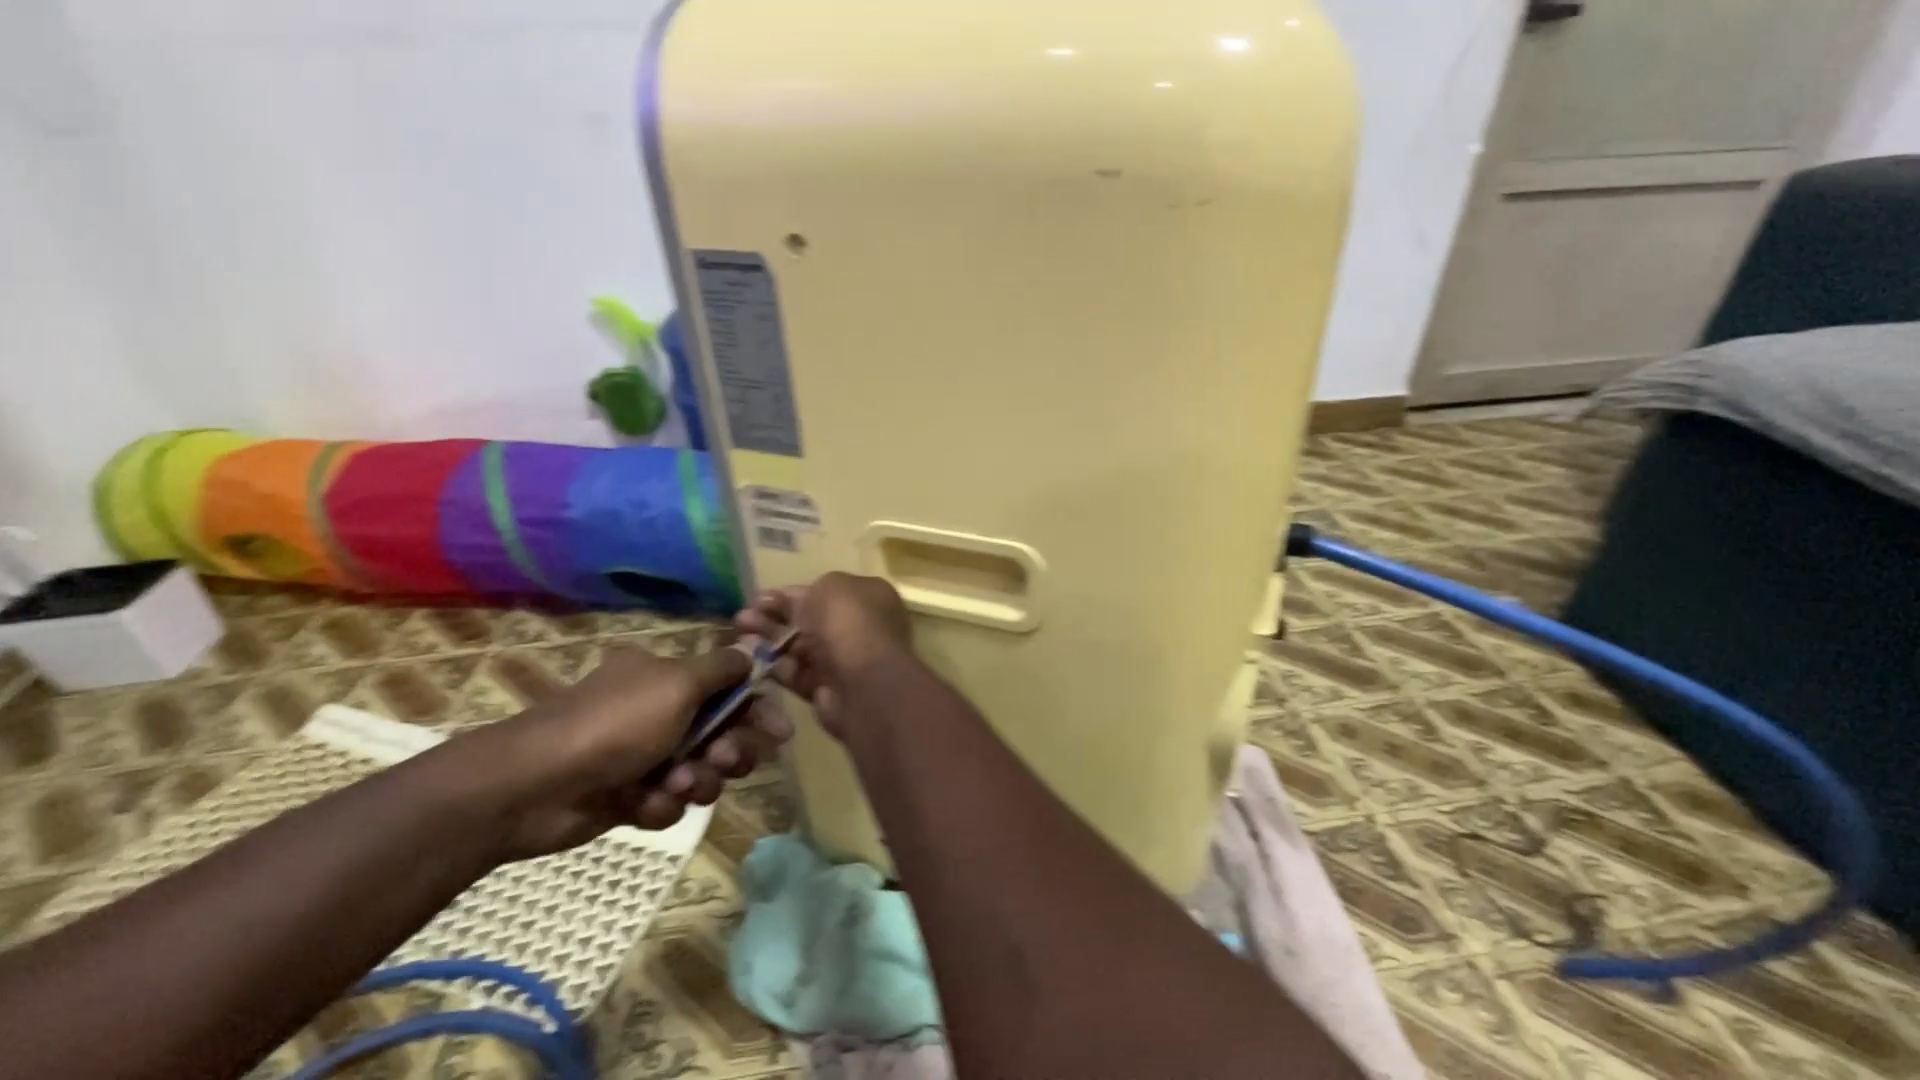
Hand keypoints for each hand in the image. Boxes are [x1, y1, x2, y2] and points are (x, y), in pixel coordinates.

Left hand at [437, 643, 794, 861]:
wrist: (538, 786)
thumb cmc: (616, 725)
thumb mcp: (677, 683)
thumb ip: (721, 669)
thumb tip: (750, 650)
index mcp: (662, 678)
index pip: (726, 689)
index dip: (756, 710)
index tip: (780, 733)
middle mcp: (654, 712)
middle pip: (719, 733)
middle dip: (728, 750)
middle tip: (725, 760)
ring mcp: (641, 756)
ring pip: (699, 771)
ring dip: (697, 780)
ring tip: (677, 784)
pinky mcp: (628, 797)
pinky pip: (669, 801)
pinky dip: (663, 804)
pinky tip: (644, 804)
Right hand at [735, 572, 912, 740]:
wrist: (863, 682)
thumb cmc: (849, 622)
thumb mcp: (831, 586)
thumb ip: (813, 590)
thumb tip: (801, 602)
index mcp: (866, 598)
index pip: (822, 592)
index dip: (789, 595)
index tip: (759, 597)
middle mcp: (857, 628)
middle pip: (808, 620)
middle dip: (774, 616)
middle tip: (742, 617)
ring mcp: (843, 661)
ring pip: (799, 647)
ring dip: (768, 639)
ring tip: (740, 634)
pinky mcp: (827, 689)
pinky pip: (797, 674)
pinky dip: (774, 665)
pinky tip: (748, 657)